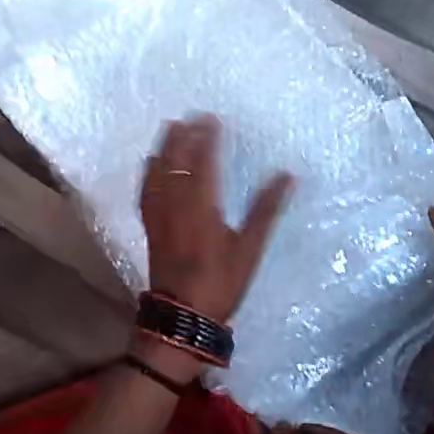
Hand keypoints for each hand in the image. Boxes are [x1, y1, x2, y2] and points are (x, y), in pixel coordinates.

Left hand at [141, 114, 293, 323]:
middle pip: (175, 163)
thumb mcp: (250, 249)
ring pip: (157, 174)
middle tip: (190, 117)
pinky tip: (150, 164)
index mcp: (202, 208)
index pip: (202, 163)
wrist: (183, 316)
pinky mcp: (151, 228)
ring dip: (163, 149)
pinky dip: (149, 173)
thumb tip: (287, 176)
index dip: (205, 139)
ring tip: (170, 128)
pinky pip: (146, 192)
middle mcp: (176, 206)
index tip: (210, 119)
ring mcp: (159, 217)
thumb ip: (266, 210)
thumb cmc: (221, 283)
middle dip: (182, 137)